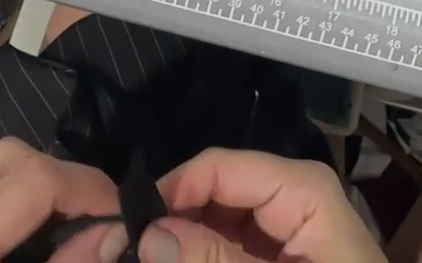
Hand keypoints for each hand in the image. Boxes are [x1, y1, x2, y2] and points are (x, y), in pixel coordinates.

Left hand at [0, 138, 128, 262]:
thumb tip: (112, 232)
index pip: (31, 181)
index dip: (89, 188)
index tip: (123, 214)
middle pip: (8, 160)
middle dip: (64, 180)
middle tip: (98, 219)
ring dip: (33, 191)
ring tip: (66, 231)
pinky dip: (2, 209)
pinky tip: (24, 247)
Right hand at [142, 148, 386, 262]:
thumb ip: (215, 261)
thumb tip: (149, 233)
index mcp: (300, 188)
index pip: (218, 167)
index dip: (169, 192)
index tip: (123, 230)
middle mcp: (290, 196)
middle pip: (212, 194)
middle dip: (169, 222)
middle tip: (121, 250)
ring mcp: (285, 228)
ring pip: (214, 222)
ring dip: (180, 244)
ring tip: (140, 255)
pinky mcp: (278, 256)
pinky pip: (230, 246)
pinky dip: (202, 257)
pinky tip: (177, 262)